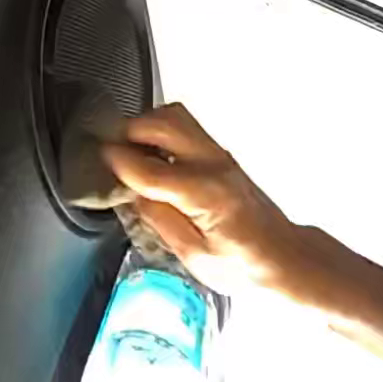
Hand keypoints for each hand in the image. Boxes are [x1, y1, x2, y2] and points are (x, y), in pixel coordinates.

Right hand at [100, 103, 340, 297]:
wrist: (284, 255)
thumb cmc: (244, 266)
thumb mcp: (195, 258)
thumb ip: (161, 221)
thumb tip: (132, 193)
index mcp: (206, 195)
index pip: (151, 170)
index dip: (120, 161)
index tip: (98, 156)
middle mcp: (213, 164)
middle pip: (165, 123)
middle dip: (131, 131)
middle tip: (112, 149)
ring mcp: (218, 153)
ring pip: (176, 115)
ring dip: (147, 124)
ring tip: (130, 149)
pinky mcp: (219, 151)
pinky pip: (184, 125)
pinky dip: (161, 129)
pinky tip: (152, 153)